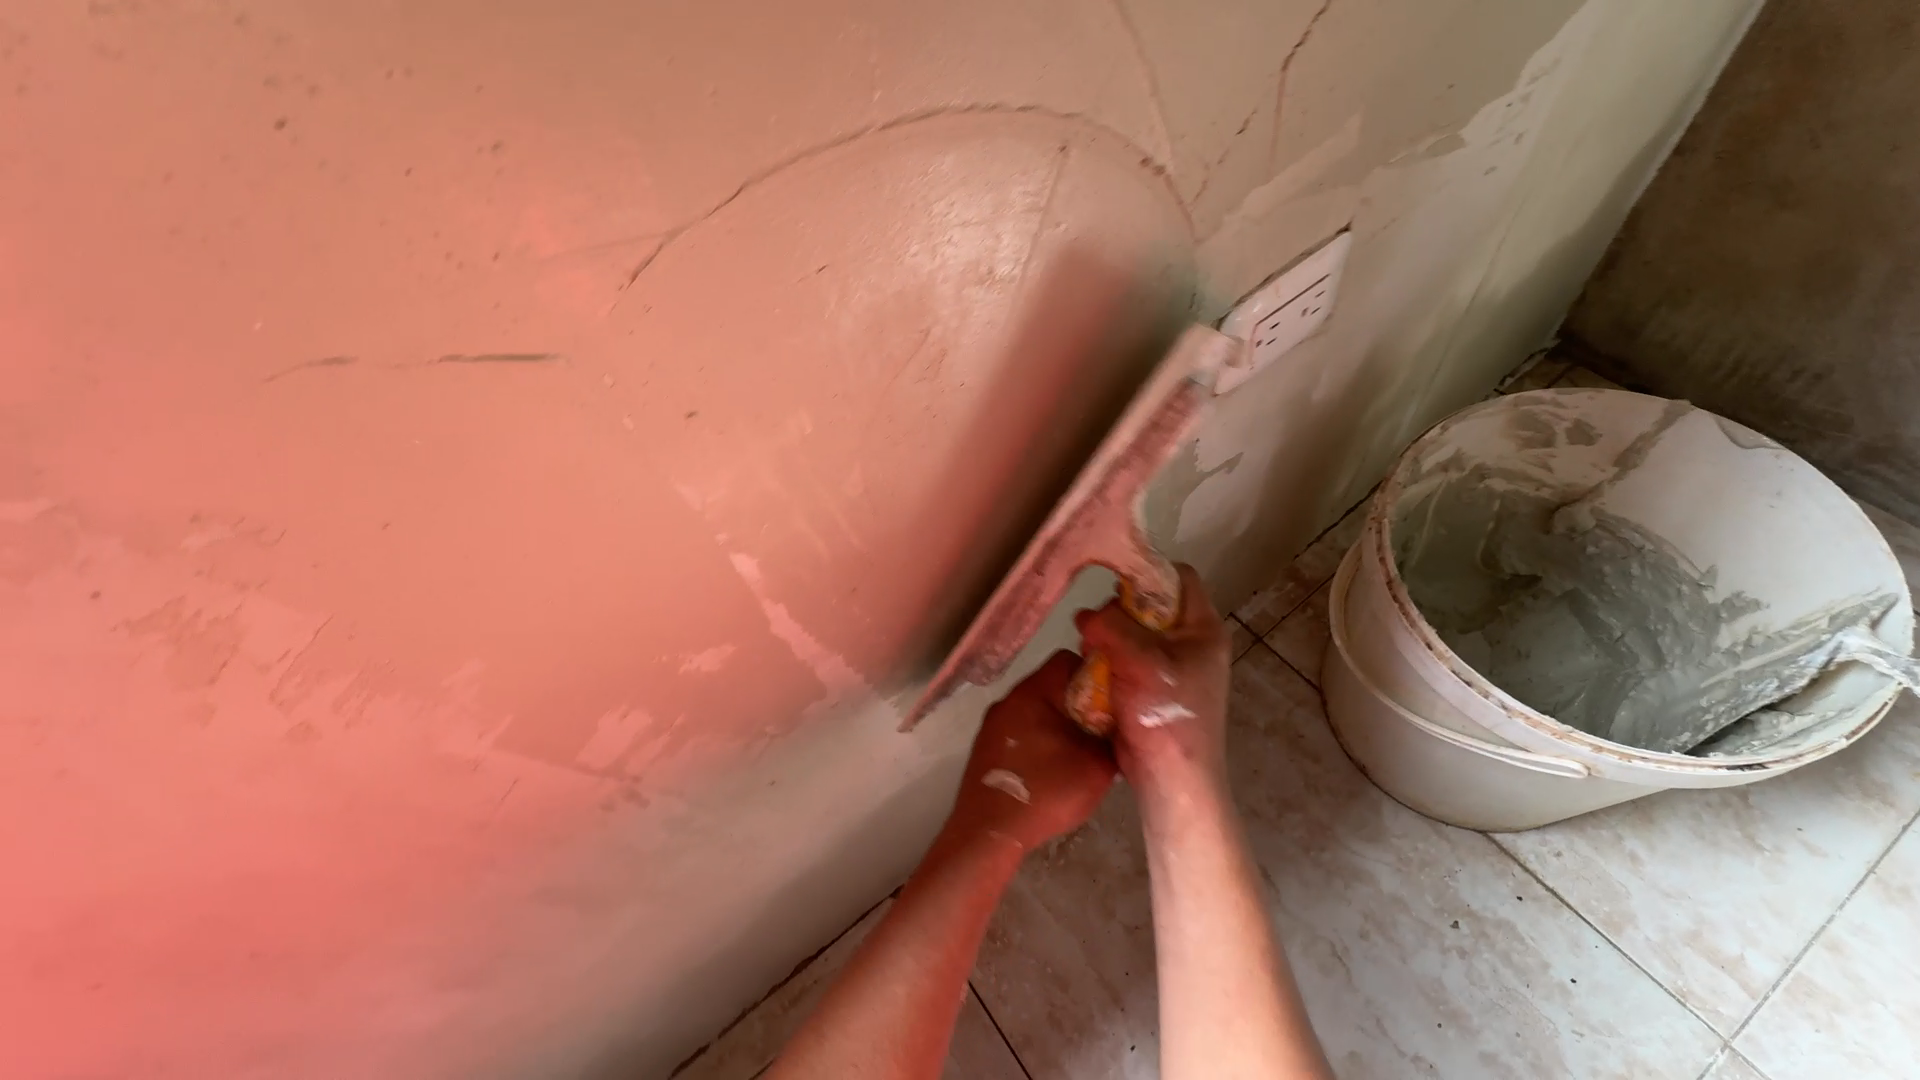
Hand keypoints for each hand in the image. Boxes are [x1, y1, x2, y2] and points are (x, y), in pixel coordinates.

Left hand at [947, 651, 1117, 853]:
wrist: (989, 832)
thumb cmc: (1045, 793)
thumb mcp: (1096, 767)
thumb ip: (1112, 740)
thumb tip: (1118, 728)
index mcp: (1032, 693)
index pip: (1066, 660)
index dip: (1093, 675)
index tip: (1109, 702)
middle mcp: (1008, 700)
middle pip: (1051, 684)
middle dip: (1078, 703)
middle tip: (1098, 730)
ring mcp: (993, 723)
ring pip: (1036, 709)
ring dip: (1058, 724)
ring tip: (1077, 752)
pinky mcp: (986, 746)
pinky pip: (1020, 729)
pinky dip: (1039, 739)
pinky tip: (1051, 767)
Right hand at [1074, 564, 1231, 798]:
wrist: (1171, 779)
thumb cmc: (1166, 714)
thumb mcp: (1138, 658)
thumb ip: (1110, 625)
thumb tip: (1084, 615)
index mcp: (1203, 629)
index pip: (1180, 578)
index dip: (1148, 573)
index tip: (1113, 586)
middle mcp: (1192, 644)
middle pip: (1150, 606)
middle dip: (1118, 615)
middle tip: (1096, 631)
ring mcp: (1173, 670)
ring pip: (1133, 636)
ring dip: (1108, 643)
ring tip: (1092, 655)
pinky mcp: (1153, 690)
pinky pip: (1126, 662)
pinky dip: (1108, 665)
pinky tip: (1094, 675)